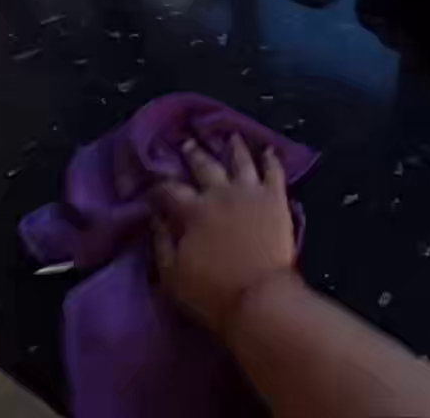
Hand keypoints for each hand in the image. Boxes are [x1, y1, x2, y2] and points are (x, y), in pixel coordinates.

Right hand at [152, 135, 298, 334]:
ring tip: (231, 135)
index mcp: (194, 211)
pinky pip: (274, 170)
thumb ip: (162, 242)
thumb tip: (156, 218)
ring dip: (235, 147)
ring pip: (241, 160)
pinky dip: (271, 158)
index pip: (172, 191)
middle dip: (194, 153)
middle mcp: (222, 193)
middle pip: (205, 166)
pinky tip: (269, 149)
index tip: (154, 181)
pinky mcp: (276, 196)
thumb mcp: (171, 274)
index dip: (160, 185)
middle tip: (187, 141)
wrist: (257, 294)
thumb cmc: (210, 291)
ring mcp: (251, 191)